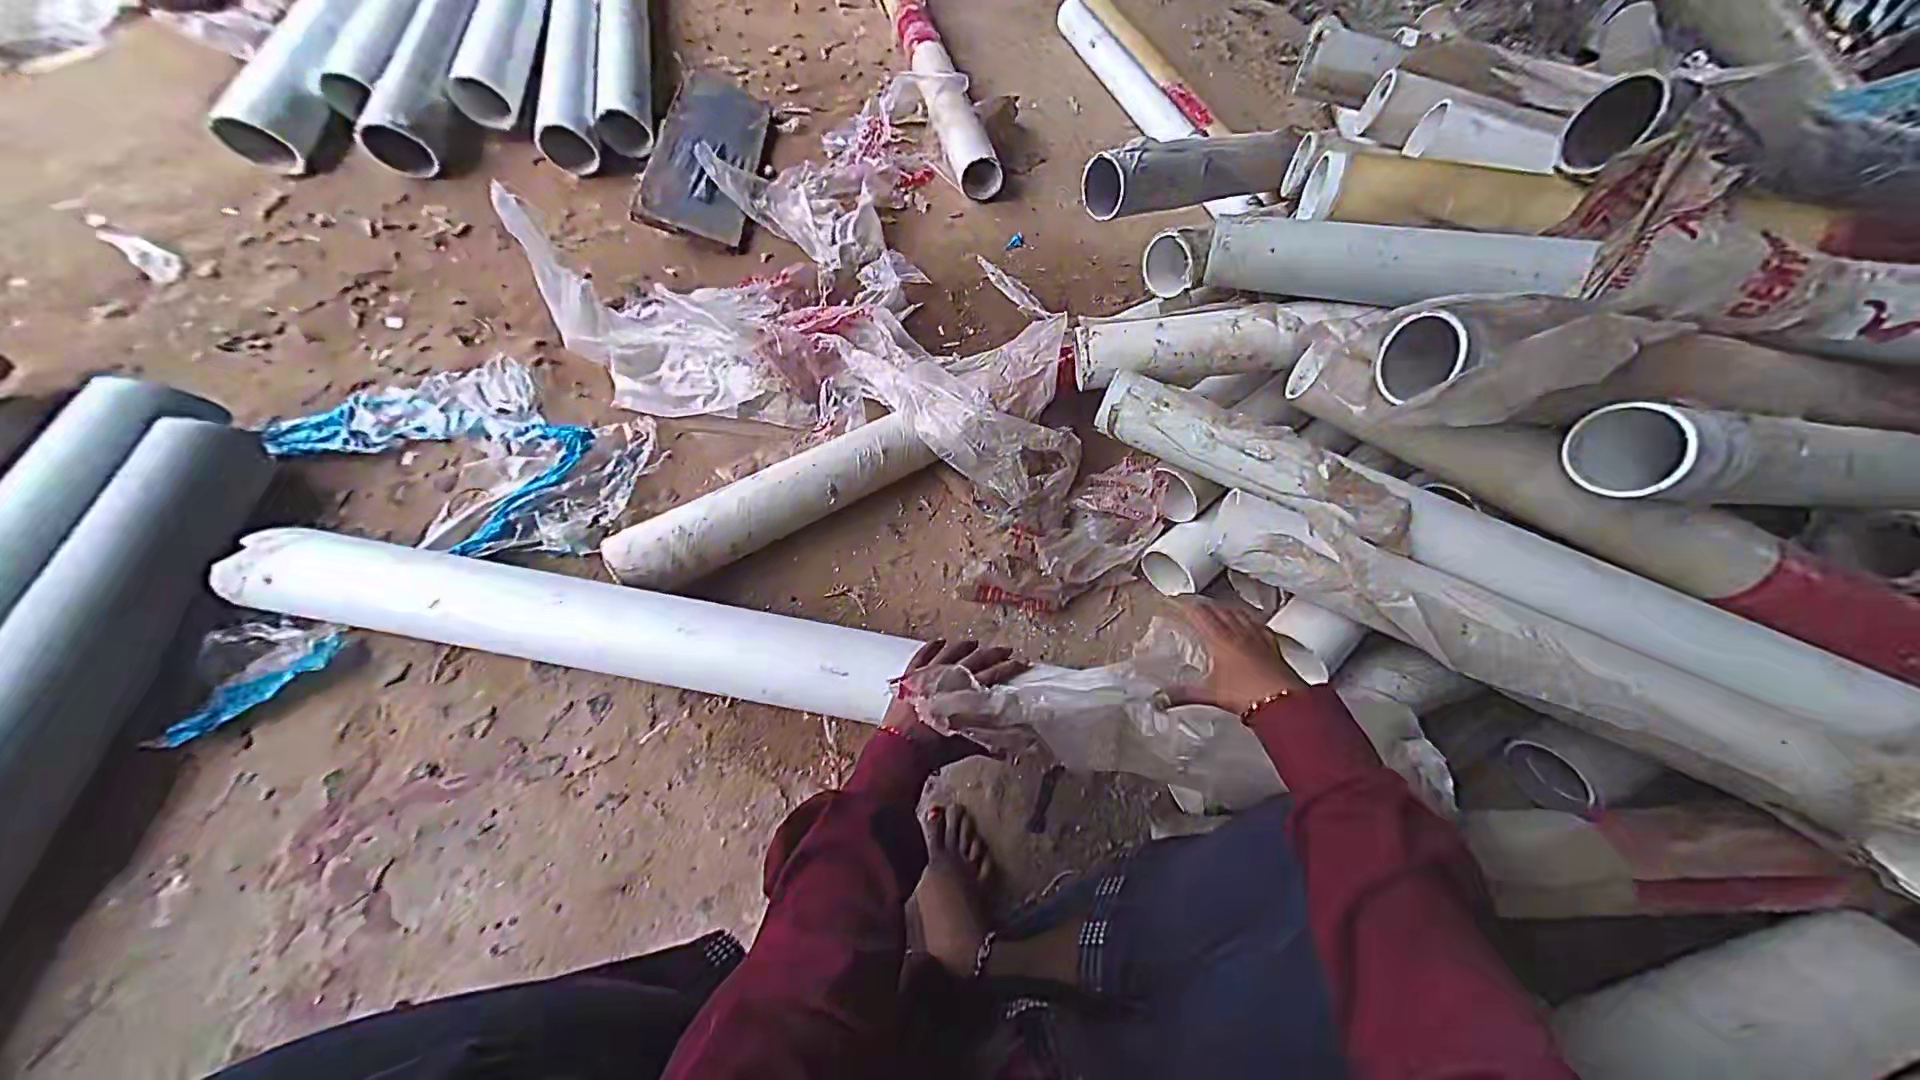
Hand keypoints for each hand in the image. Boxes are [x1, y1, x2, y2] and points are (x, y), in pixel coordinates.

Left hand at [884, 638, 1028, 768]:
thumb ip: (985, 742)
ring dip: (965, 647)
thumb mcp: (963, 746)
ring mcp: (928, 673)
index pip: (993, 675)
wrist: (901, 749)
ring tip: (975, 643)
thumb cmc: (933, 749)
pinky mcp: (911, 676)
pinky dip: (932, 647)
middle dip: (994, 654)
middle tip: (1007, 650)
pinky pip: (923, 655)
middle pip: (976, 660)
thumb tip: (1006, 750)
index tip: (1021, 663)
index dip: (1008, 668)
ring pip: (950, 653)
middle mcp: (949, 677)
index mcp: (965, 693)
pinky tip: (940, 641)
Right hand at [1176, 598, 1305, 715]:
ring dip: (1227, 608)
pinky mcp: (1273, 646)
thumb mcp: (1209, 694)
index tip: (1178, 600)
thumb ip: (1182, 695)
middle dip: (1205, 605)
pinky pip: (1260, 625)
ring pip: (1240, 614)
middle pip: (1220, 611)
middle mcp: (1239, 634)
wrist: (1282, 703)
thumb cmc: (1247, 695)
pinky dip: (1251, 620)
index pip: (1201, 615)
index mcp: (1220, 640)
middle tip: (1195, 604)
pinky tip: (1252, 622)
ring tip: (1220, 608)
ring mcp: (1258, 638)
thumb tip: (1159, 699)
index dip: (1188, 605)